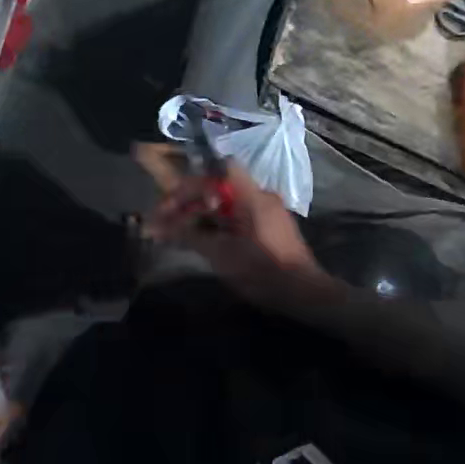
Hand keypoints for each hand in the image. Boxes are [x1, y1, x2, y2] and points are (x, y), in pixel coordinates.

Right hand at [146, 159, 319, 287]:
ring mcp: (268, 212)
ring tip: (178, 234)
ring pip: (226, 204)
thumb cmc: (261, 270)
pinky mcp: (270, 227)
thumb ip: (190, 235)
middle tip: (165, 222)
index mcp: (252, 196)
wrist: (304, 295)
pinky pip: (238, 217)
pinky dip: (218, 225)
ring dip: (201, 216)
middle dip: (189, 203)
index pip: (219, 168)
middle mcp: (261, 196)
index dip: (192, 181)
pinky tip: (202, 240)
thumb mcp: (220, 254)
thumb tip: (159, 227)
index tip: (172, 203)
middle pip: (218, 188)